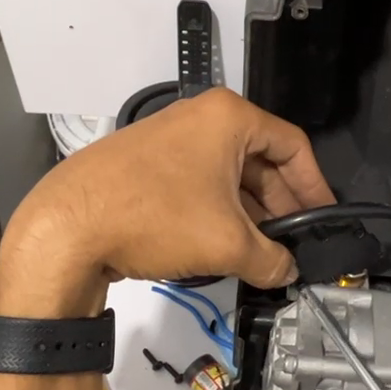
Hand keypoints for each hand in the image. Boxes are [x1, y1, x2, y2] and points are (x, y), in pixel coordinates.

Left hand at [0, 89, 335, 314]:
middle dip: (281, 205)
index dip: (315, 187)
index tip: (324, 218)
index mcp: (228, 118)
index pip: (293, 147)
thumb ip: (272, 259)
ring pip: (229, 176)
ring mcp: (170, 140)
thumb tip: (287, 271)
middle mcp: (200, 118)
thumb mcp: (228, 244)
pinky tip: (226, 245)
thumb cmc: (152, 218)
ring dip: (251, 214)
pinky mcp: (147, 165)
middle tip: (295, 242)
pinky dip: (219, 212)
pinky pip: (200, 185)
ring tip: (264, 252)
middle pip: (261, 161)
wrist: (67, 230)